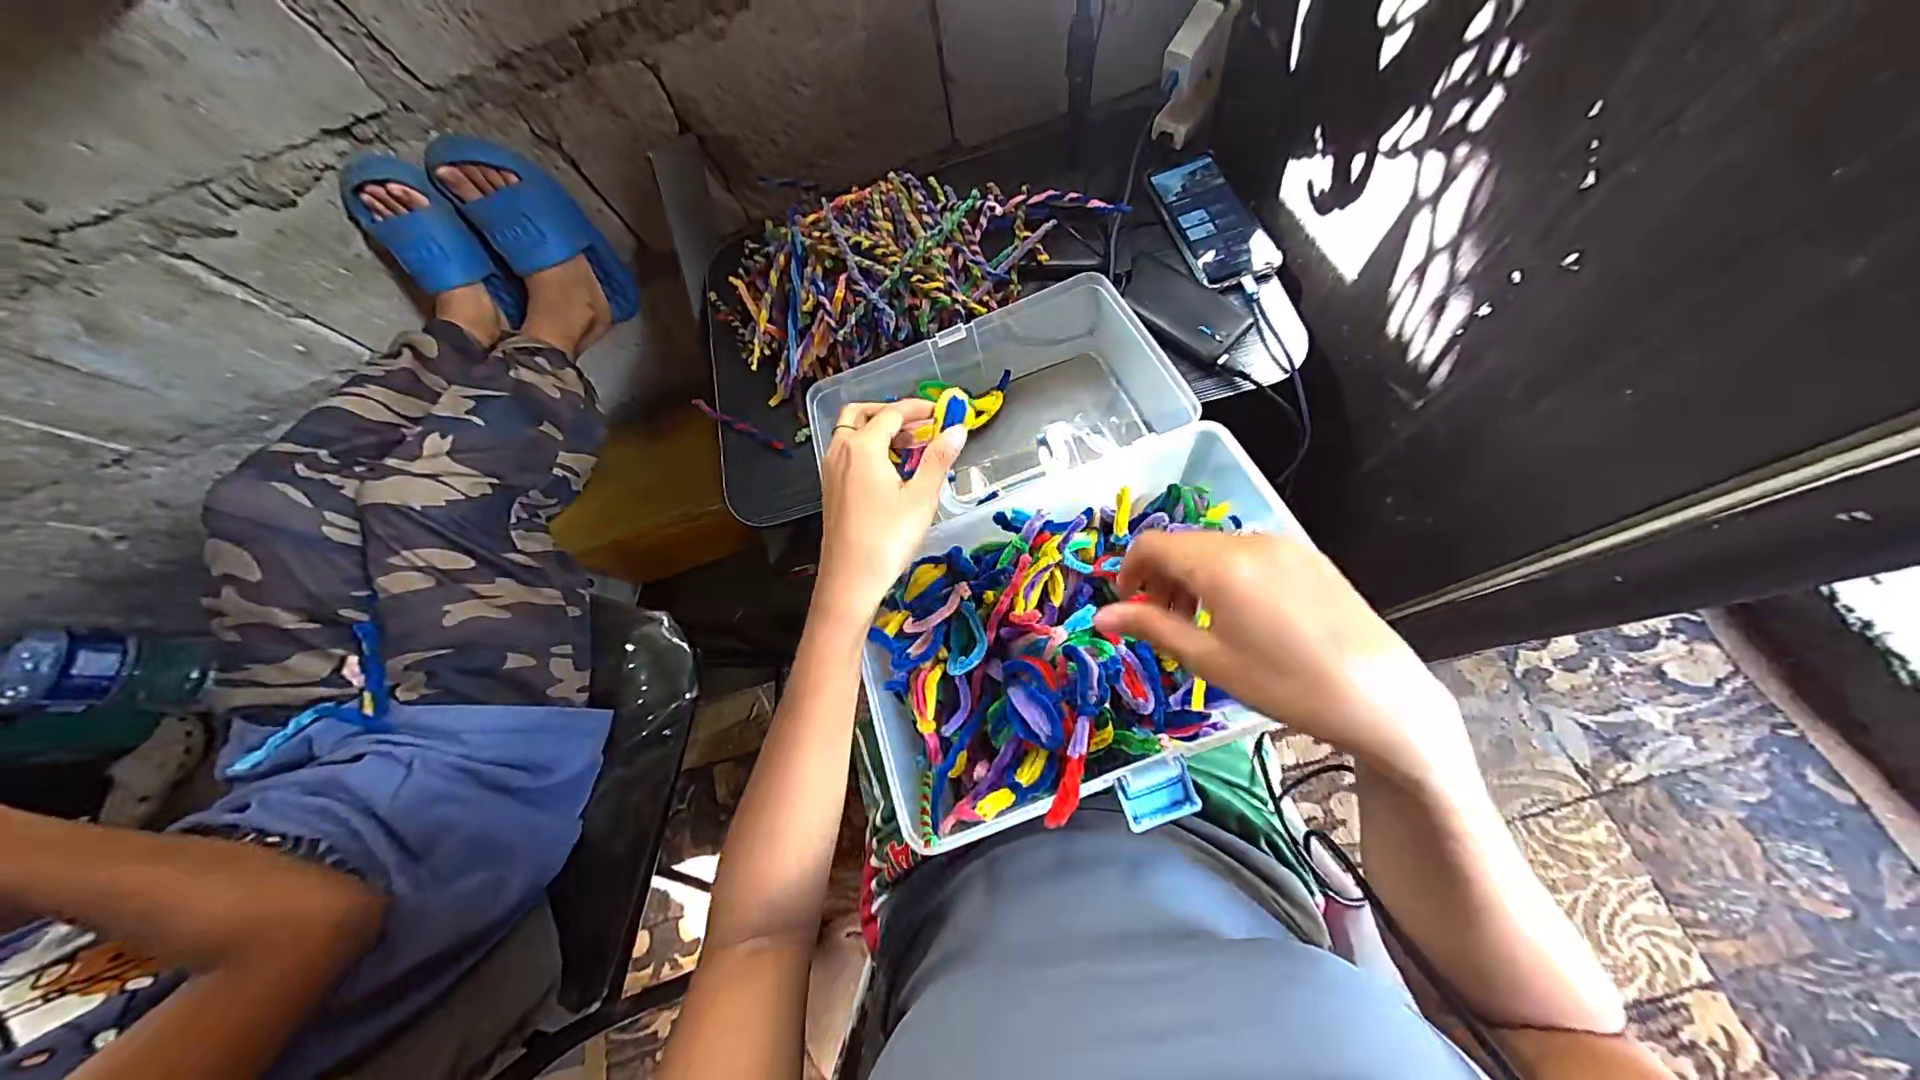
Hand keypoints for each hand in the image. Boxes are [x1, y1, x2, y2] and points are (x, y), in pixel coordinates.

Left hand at [816, 400, 966, 622]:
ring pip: (851, 432)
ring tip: (910, 446)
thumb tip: (957, 429)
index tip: (942, 412)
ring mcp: (831, 469)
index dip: (919, 408)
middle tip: (921, 426)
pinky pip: (848, 452)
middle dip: (893, 413)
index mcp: (863, 447)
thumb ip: (939, 458)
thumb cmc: (887, 539)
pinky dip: (868, 447)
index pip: (892, 412)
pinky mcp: (830, 487)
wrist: (850, 580)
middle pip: (862, 413)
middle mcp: (841, 451)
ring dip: (879, 429)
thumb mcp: (921, 497)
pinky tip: (890, 470)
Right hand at [1093, 530, 1474, 785]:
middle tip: (1163, 625)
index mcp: (1220, 563)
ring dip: (1191, 579)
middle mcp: (1250, 540)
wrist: (1382, 698)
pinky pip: (1248, 556)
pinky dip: (1225, 578)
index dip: (1128, 572)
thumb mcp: (1209, 660)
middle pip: (1183, 546)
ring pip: (1214, 550)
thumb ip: (1150, 627)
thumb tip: (1100, 616)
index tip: (1127, 607)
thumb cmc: (1285, 683)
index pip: (1152, 544)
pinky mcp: (1308, 558)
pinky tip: (1241, 618)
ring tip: (1201, 625)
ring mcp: (1284, 546)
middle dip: (1160, 580)